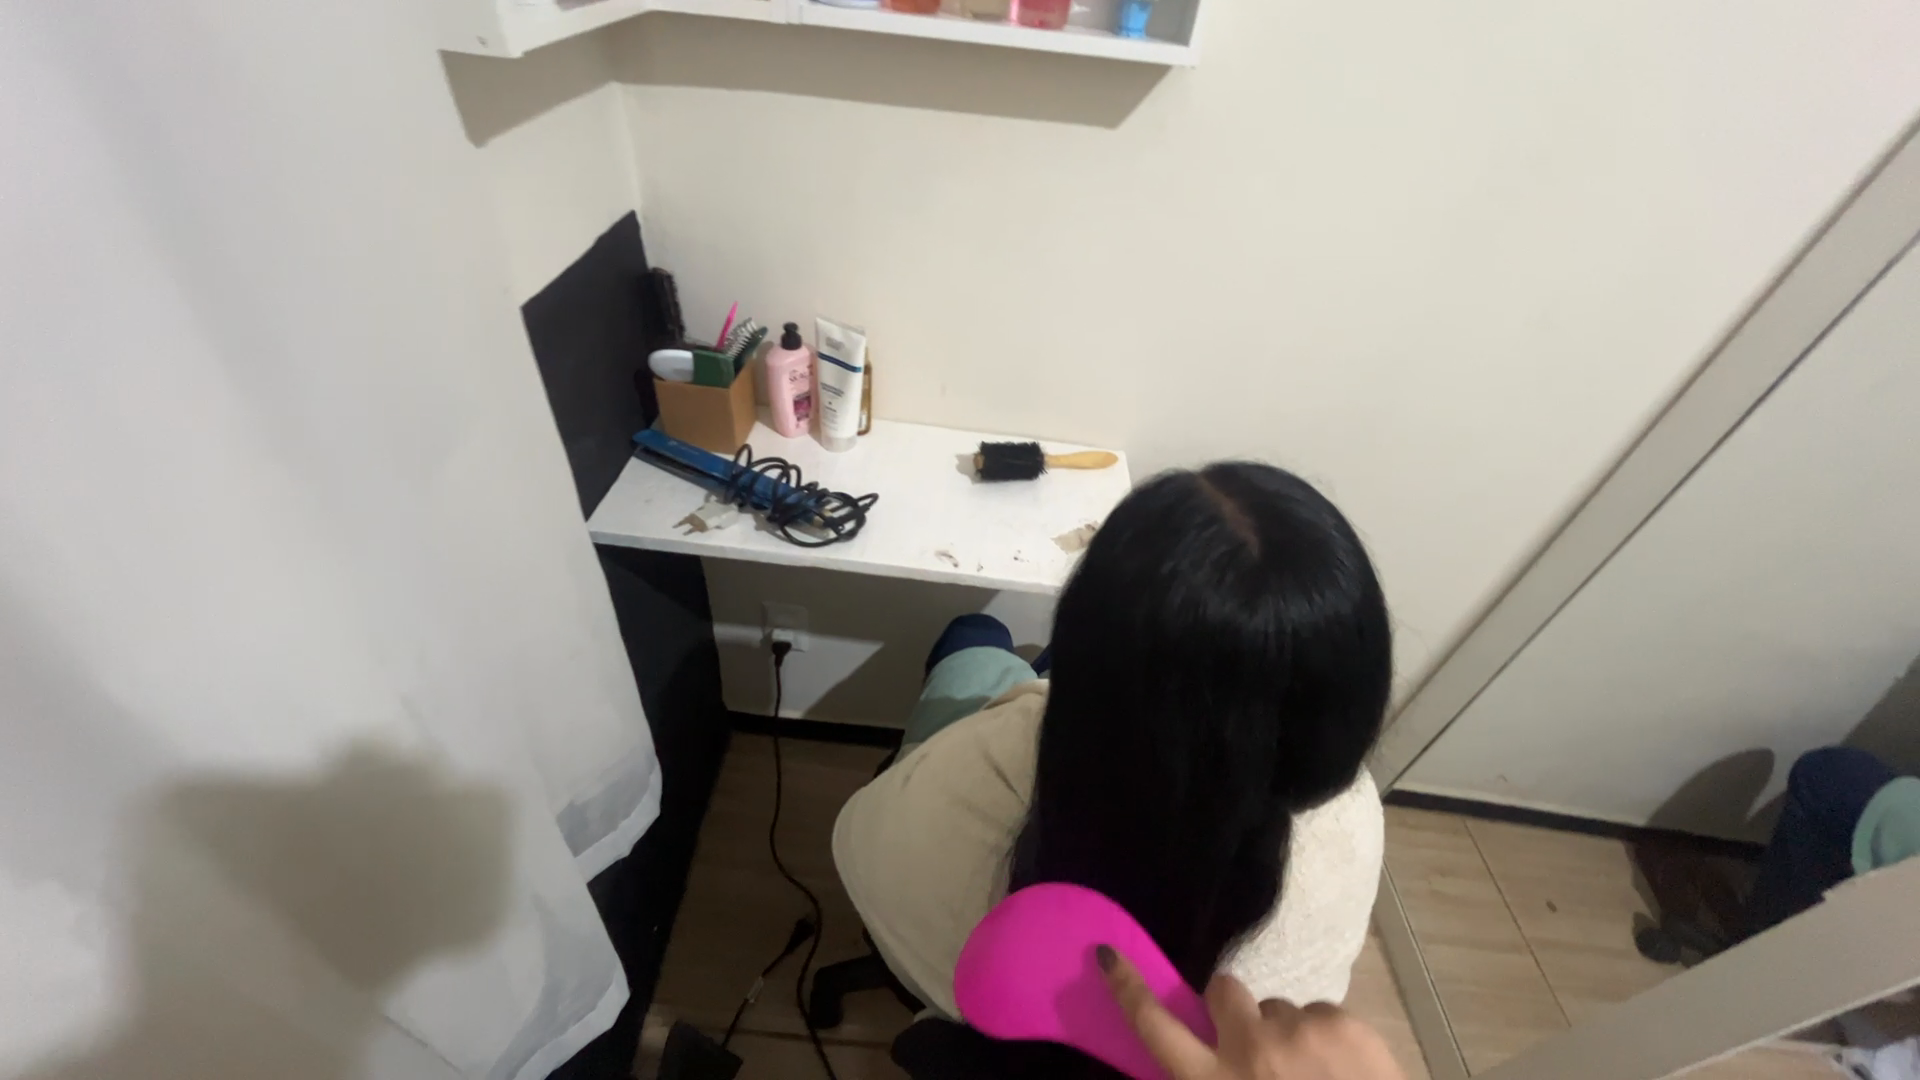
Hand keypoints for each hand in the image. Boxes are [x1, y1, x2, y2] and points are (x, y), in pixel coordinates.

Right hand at [1098, 945, 1407, 1079]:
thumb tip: (1208, 1065)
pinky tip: (1353, 1075)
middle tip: (1262, 1045)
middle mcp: (1249, 1049)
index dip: (1129, 989)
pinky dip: (1335, 1039)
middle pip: (1223, 992)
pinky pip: (1325, 1013)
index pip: (1157, 1028)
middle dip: (1235, 1007)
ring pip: (1281, 1006)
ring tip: (1322, 1077)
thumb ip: (1215, 1079)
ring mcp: (1298, 1030)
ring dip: (1293, 1034)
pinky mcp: (1343, 1023)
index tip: (1108, 953)